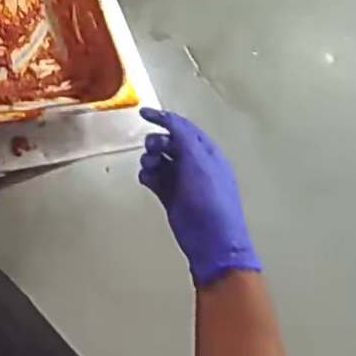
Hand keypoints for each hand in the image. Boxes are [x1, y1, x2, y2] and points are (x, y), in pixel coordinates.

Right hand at [138, 107, 258, 285]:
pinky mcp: (170, 196)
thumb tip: (168, 119)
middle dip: (156, 142)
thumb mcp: (198, 162)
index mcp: (207, 153)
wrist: (212, 241)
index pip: (184, 127)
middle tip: (150, 149)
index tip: (142, 113)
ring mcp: (182, 181)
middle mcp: (194, 164)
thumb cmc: (209, 198)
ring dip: (150, 159)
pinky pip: (154, 178)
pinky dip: (147, 175)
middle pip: (169, 142)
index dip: (164, 118)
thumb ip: (183, 137)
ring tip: (148, 167)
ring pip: (160, 159)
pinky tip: (146, 180)